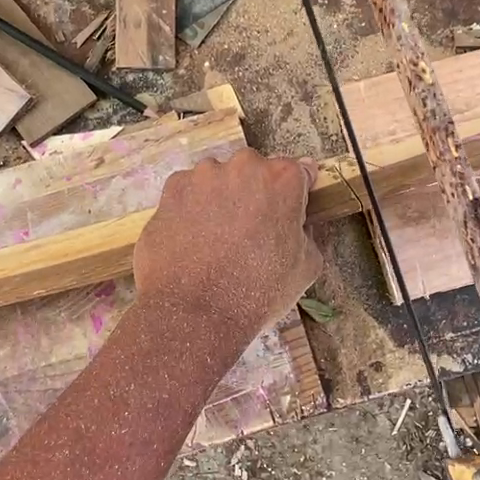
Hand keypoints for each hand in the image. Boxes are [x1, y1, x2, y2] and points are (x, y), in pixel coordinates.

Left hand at [133, 149, 322, 344]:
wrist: (195, 313)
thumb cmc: (257, 292)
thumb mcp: (306, 267)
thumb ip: (307, 233)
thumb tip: (298, 224)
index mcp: (283, 179)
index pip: (299, 171)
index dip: (295, 193)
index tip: (289, 210)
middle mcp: (244, 166)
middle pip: (255, 171)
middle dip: (255, 194)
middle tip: (250, 232)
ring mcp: (203, 175)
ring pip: (218, 180)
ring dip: (221, 199)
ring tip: (216, 240)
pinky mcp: (172, 189)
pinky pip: (188, 192)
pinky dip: (191, 209)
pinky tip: (193, 240)